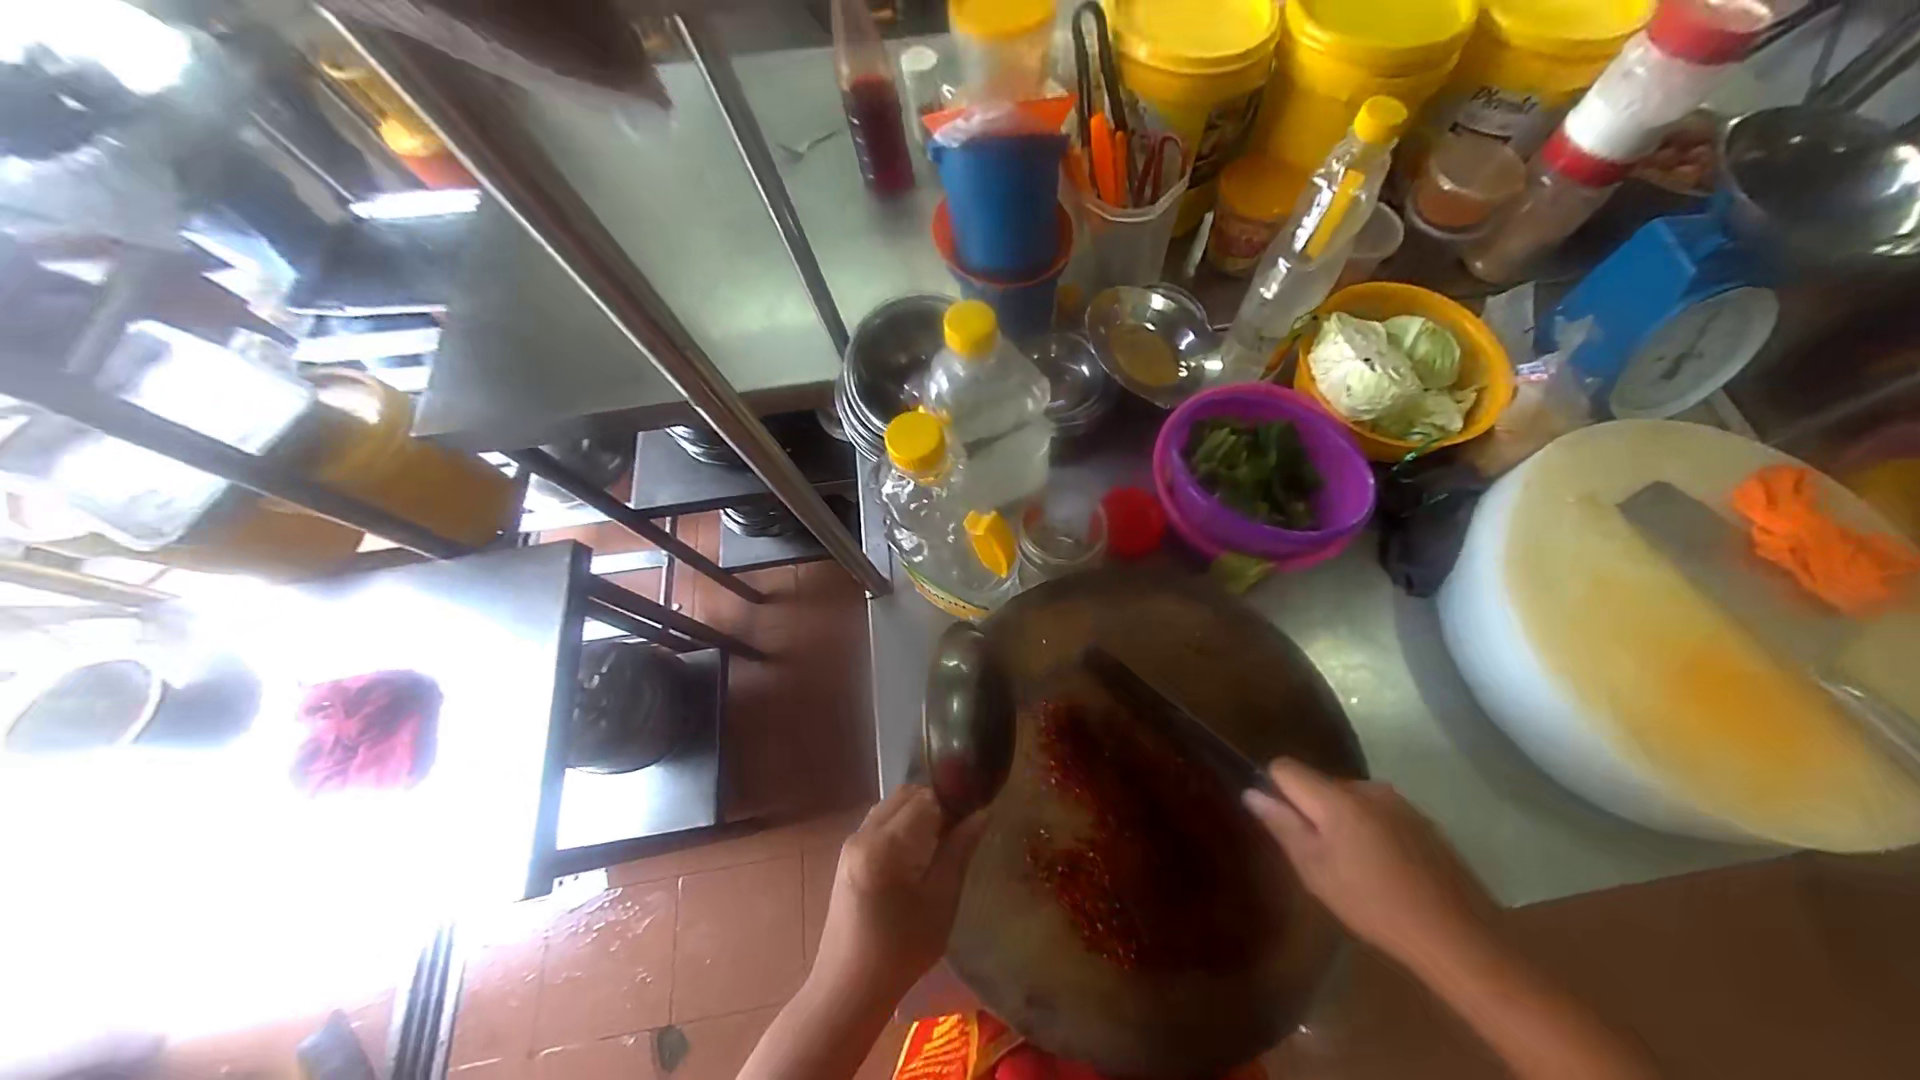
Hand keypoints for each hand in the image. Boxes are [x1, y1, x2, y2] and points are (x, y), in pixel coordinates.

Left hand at [811, 785, 987, 998]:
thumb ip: (960, 851)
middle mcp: (864, 833)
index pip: (926, 799)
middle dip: (935, 803)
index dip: (953, 803)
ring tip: (940, 841)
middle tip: (959, 830)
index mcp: (886, 844)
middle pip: (906, 795)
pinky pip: (879, 821)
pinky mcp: (847, 854)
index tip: (973, 818)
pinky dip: (901, 823)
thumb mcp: (941, 901)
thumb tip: (982, 813)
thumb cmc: (902, 950)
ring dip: (917, 811)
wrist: (848, 987)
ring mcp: (851, 841)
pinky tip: (915, 851)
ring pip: (891, 805)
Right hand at [1243, 759, 1494, 966]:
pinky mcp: (1423, 819)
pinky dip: (1371, 829)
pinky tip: (1385, 868)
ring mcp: (1399, 801)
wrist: (1459, 936)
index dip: (1276, 790)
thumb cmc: (1374, 906)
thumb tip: (1251, 792)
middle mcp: (1366, 787)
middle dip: (1310, 809)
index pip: (1285, 767)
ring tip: (1355, 866)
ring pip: (1349, 798)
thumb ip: (1283, 826)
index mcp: (1336, 798)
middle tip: (1319, 856)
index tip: (1284, 824)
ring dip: (1342, 820)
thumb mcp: (1315, 871)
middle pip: (1318, 782)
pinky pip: (1378, 811)